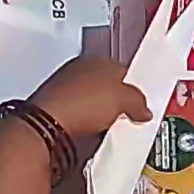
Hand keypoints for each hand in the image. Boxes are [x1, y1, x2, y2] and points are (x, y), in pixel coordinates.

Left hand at [28, 56, 150, 136]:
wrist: (49, 125)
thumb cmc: (79, 102)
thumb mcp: (123, 98)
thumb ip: (138, 101)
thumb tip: (143, 109)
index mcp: (94, 60)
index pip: (122, 71)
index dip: (134, 87)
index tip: (142, 102)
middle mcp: (77, 72)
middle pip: (107, 88)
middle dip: (119, 104)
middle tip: (129, 117)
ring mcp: (65, 91)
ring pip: (93, 104)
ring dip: (103, 117)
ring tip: (111, 128)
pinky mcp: (57, 112)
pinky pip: (81, 118)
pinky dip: (88, 126)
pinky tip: (93, 133)